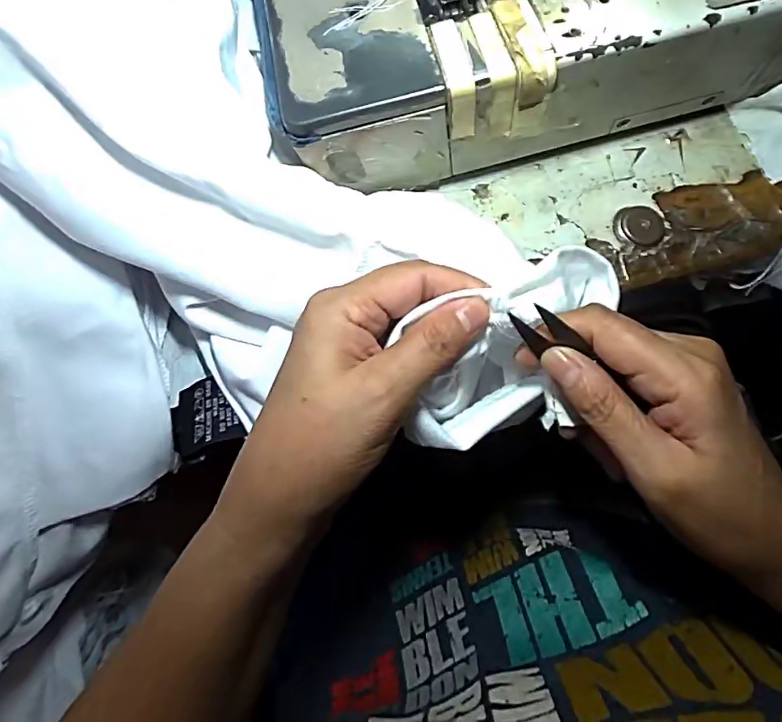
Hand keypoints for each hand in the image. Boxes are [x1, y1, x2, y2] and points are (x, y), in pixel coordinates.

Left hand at [217, 262, 490, 546]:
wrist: (278, 504)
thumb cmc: (323, 445)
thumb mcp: (384, 391)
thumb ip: (433, 343)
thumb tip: (480, 305)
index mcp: (342, 305)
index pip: (414, 276)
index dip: (460, 285)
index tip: (503, 306)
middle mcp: (343, 310)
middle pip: (411, 291)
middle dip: (455, 305)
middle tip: (498, 327)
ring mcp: (348, 337)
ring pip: (409, 317)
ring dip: (445, 328)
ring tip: (482, 344)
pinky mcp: (355, 363)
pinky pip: (400, 341)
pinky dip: (429, 348)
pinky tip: (451, 362)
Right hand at [526, 307, 781, 590]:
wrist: (774, 535)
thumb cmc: (717, 514)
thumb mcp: (652, 470)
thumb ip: (601, 407)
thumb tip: (552, 354)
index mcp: (684, 368)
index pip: (604, 325)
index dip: (555, 332)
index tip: (519, 360)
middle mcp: (688, 347)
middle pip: (607, 335)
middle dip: (575, 375)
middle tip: (570, 430)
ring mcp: (689, 356)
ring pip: (613, 353)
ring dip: (594, 395)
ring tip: (605, 450)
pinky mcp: (685, 371)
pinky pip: (630, 369)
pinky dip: (612, 400)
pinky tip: (619, 442)